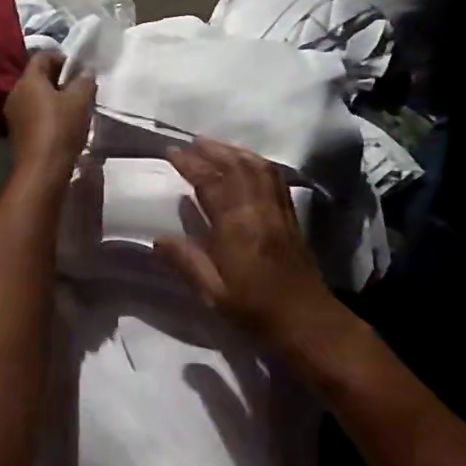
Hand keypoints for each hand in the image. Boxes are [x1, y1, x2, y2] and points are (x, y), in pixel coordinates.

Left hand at [4, 52, 95, 174]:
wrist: (42, 169)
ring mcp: (13, 114)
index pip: (42, 56)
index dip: (62, 58)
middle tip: (79, 89)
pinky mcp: (16, 132)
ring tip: (74, 109)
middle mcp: (15, 93)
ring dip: (53, 98)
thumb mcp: (80, 101)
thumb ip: (84, 82)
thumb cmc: (61, 128)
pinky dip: (47, 114)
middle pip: (37, 77)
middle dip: (59, 80)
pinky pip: (33, 114)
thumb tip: (85, 72)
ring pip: (35, 97)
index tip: (79, 70)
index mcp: (28, 80)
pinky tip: (62, 125)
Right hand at [157, 139, 338, 347]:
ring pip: (258, 169)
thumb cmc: (256, 310)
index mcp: (236, 227)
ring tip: (216, 146)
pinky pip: (274, 180)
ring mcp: (278, 211)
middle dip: (213, 150)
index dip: (191, 164)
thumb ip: (186, 263)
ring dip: (236, 152)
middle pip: (237, 167)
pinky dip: (257, 164)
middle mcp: (258, 211)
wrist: (308, 323)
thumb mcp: (214, 294)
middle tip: (191, 142)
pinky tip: (248, 165)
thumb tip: (157, 239)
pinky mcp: (290, 218)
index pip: (211, 183)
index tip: (172, 151)